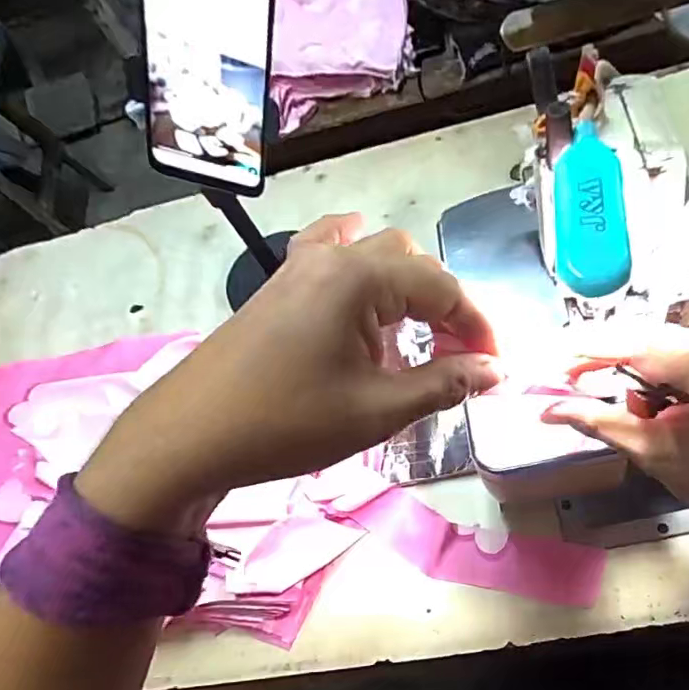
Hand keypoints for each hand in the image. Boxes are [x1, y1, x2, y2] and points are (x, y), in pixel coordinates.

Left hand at [77, 214, 501, 530]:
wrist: (193, 433)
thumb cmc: (290, 423)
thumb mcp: (378, 410)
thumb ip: (443, 384)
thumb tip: (493, 371)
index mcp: (360, 277)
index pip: (442, 288)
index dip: (477, 327)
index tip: (495, 367)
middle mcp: (332, 256)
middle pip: (413, 264)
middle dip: (446, 309)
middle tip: (458, 361)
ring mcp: (300, 265)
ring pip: (375, 256)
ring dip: (408, 291)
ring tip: (416, 339)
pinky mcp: (280, 285)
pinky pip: (334, 258)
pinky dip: (364, 276)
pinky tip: (365, 299)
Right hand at [541, 325, 688, 533]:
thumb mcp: (656, 453)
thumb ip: (602, 423)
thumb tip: (550, 409)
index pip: (640, 345)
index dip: (591, 349)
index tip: (554, 358)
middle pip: (649, 336)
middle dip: (605, 355)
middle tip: (565, 373)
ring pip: (661, 343)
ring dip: (629, 367)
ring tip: (615, 400)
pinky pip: (679, 352)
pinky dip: (652, 372)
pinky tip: (646, 399)